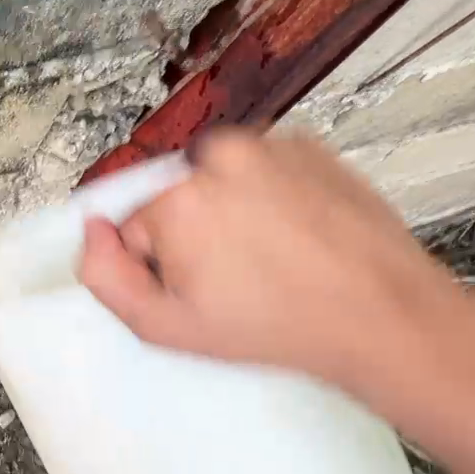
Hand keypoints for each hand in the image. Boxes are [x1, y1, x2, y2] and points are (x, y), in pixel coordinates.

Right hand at [74, 130, 462, 392]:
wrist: (381, 316)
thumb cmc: (274, 325)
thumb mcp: (163, 326)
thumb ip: (103, 277)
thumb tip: (92, 233)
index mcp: (176, 198)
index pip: (131, 226)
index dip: (156, 263)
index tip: (194, 286)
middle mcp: (218, 159)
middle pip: (169, 197)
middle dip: (186, 231)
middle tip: (228, 275)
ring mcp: (269, 148)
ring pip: (211, 177)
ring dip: (222, 208)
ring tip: (261, 253)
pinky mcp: (307, 147)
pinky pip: (258, 167)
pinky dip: (262, 193)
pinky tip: (286, 233)